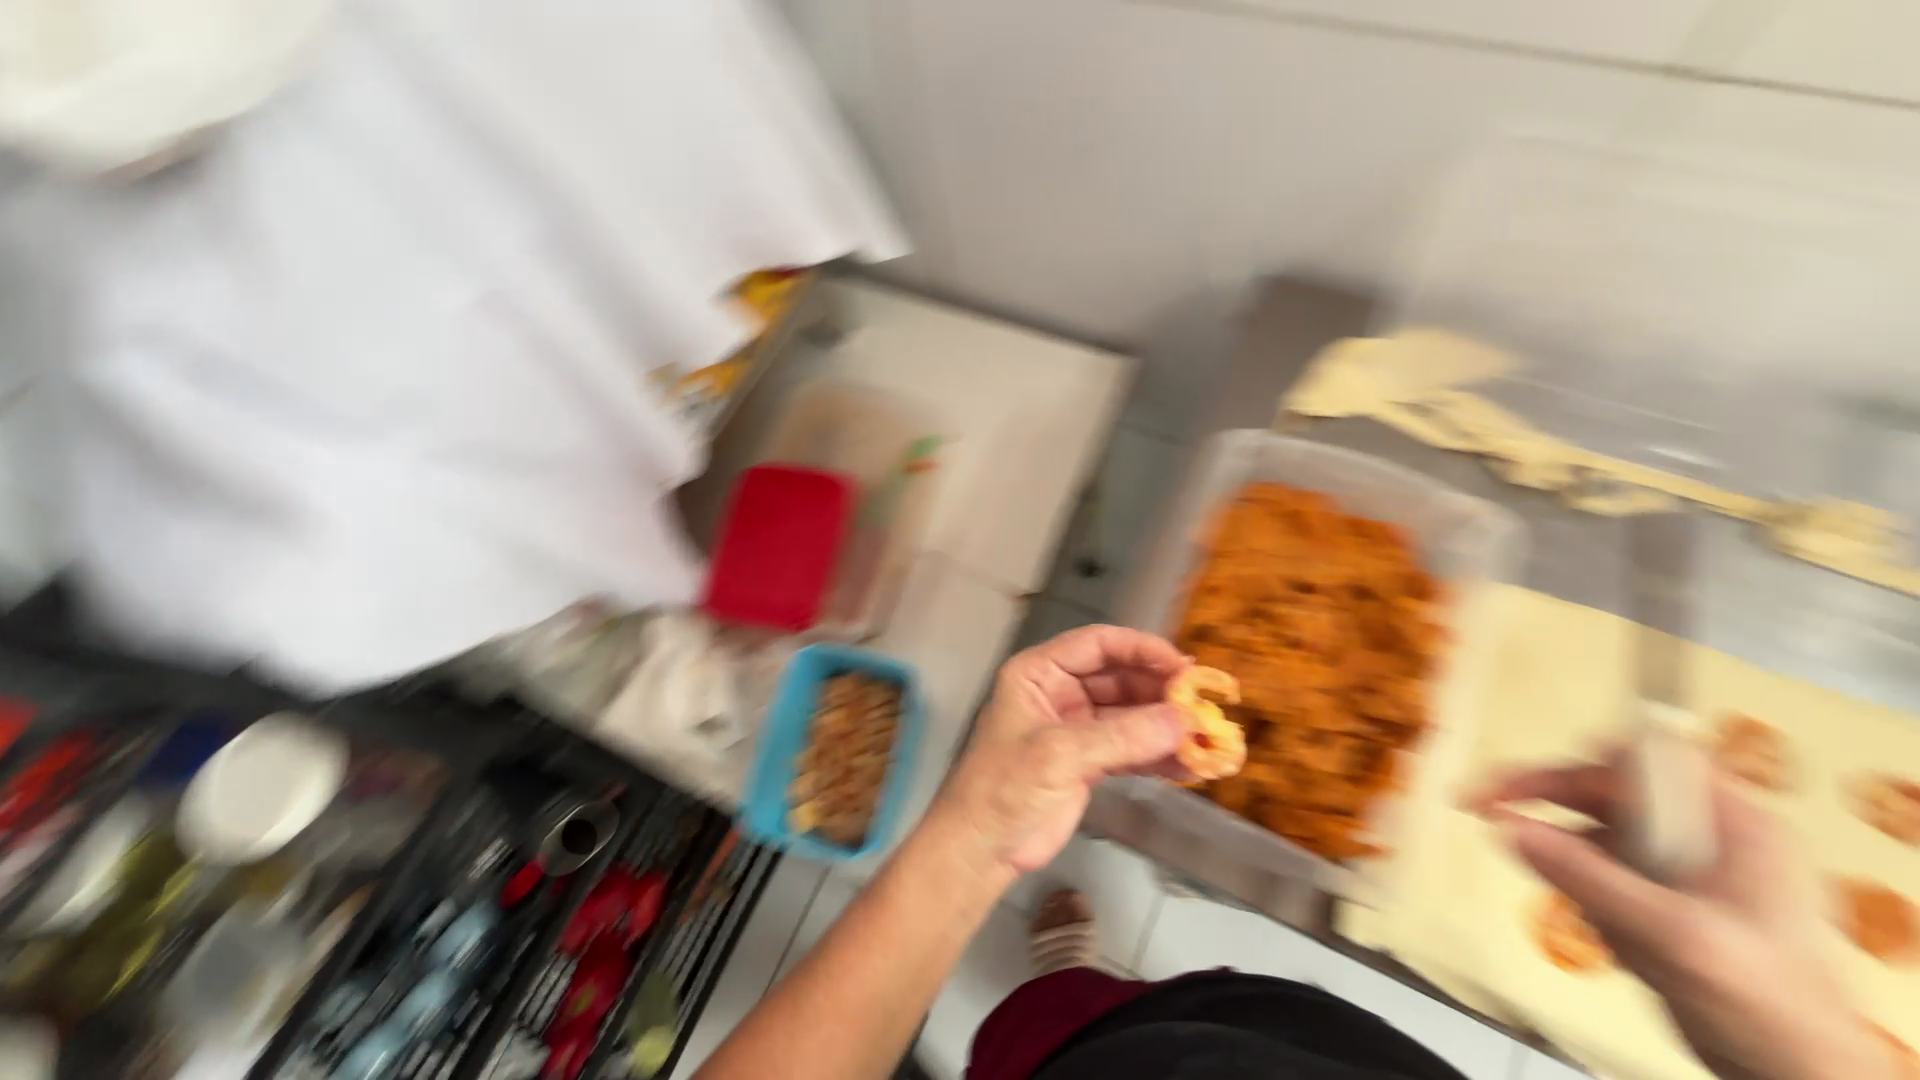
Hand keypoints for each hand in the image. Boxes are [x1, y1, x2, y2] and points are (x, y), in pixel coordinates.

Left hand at [932, 625, 1188, 876]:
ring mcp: (1076, 728)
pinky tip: (1191, 768)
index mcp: (1038, 673)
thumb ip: (1121, 737)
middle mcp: (1059, 692)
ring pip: (1131, 715)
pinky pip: (1132, 749)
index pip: (1097, 644)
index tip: (1184, 667)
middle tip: (1205, 707)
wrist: (980, 849)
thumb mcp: (1058, 756)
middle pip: (1121, 678)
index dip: (1142, 649)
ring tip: (1208, 740)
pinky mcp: (1089, 762)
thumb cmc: (1004, 789)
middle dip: (1162, 692)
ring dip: (1167, 727)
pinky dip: (1160, 757)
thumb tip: (1184, 721)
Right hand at [1472, 762, 1900, 1079]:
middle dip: (1552, 807)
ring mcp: (1684, 866)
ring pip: (1596, 835)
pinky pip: (1600, 874)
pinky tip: (1625, 948)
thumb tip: (1507, 827)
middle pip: (1608, 790)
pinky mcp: (1664, 897)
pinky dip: (1591, 901)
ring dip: (1577, 871)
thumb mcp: (1674, 937)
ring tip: (1607, 928)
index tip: (1526, 779)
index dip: (1588, 757)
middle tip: (1484, 809)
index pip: (1650, 757)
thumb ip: (1589, 878)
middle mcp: (1705, 833)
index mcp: (1733, 824)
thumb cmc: (1762, 1003)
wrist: (1800, 1078)